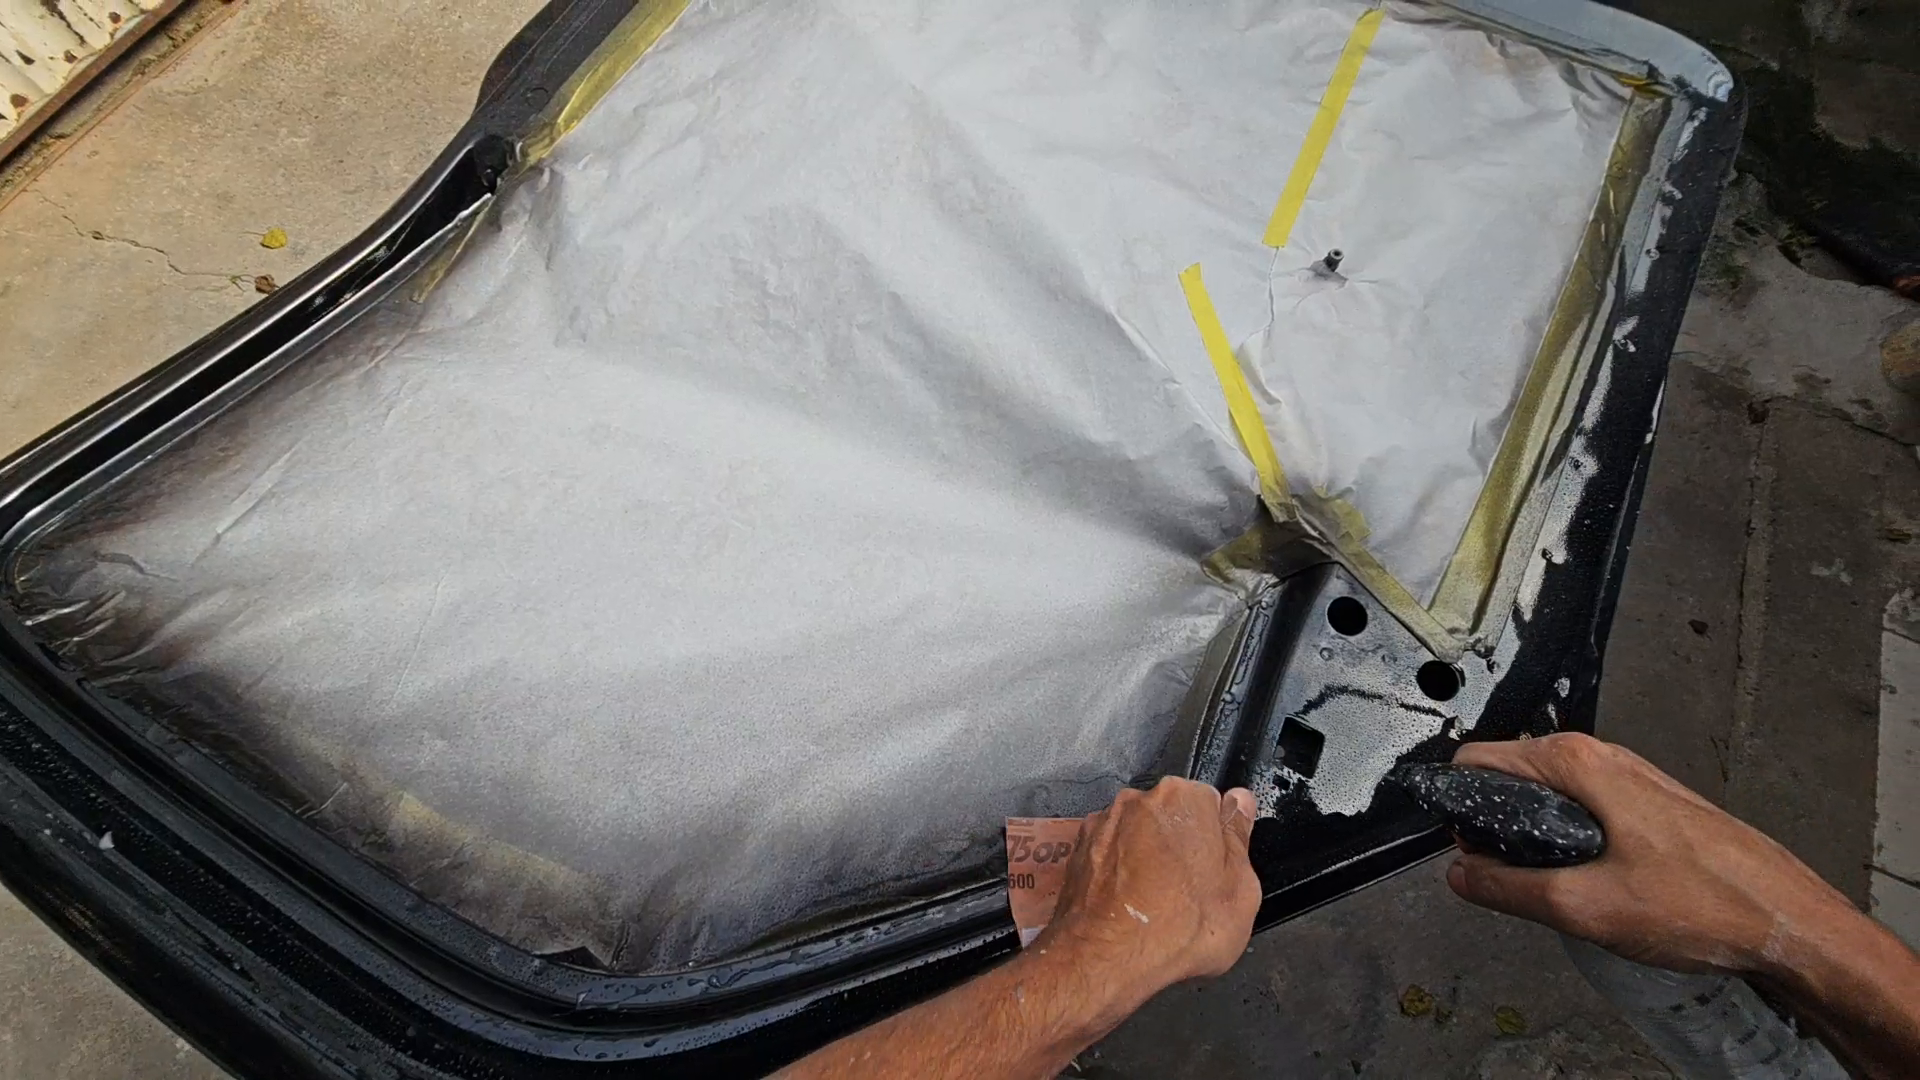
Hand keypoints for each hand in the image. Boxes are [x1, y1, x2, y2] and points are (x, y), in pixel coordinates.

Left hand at [1037, 779, 1260, 1011]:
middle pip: (1171, 815)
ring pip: (1138, 833)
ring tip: (1158, 903)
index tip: (1217, 865)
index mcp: (1182, 797)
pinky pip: (1110, 851)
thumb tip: (1241, 803)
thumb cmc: (1178, 927)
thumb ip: (1240, 835)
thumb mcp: (1241, 889)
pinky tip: (1129, 903)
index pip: (1211, 803)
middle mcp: (1137, 799)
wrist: (1108, 955)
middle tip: (1191, 890)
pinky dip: (1119, 869)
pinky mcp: (1080, 846)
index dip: (1218, 838)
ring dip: (1147, 856)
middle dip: (1181, 844)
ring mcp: (1104, 821)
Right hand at [1445, 733, 1857, 976]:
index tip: (1476, 849)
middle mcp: (1598, 755)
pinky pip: (1584, 805)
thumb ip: (1505, 888)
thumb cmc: (1704, 906)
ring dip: (1536, 830)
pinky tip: (1597, 874)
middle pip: (1509, 775)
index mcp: (1572, 761)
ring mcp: (1629, 774)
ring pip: (1548, 793)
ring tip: (1560, 878)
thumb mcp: (1582, 906)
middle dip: (1499, 821)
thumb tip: (1459, 876)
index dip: (1462, 807)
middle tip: (1518, 873)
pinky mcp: (1652, 799)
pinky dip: (1571, 834)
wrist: (1806, 933)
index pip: (1475, 761)